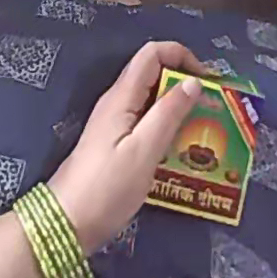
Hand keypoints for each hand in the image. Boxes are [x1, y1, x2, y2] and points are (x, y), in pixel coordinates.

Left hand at [49, 40, 203, 251]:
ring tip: (202, 126)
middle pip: (153, 72)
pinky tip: (181, 146)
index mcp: (122, 96)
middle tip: (211, 106)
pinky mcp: (115, 141)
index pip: (152, 53)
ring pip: (150, 97)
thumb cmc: (107, 187)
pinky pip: (145, 119)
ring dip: (177, 104)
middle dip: (184, 81)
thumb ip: (169, 113)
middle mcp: (117, 101)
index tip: (207, 79)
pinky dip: (166, 123)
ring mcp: (114, 121)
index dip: (181, 55)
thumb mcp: (144, 150)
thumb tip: (194, 81)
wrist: (65, 224)